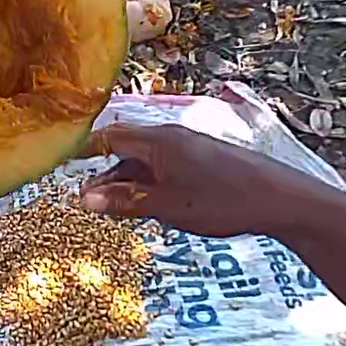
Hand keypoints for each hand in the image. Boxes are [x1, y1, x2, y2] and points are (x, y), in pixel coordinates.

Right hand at [79, 123, 317, 238]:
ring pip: (146, 161)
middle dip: (106, 174)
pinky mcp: (203, 160)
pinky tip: (150, 205)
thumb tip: (83, 200)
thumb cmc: (221, 201)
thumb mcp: (167, 206)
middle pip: (126, 149)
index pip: (110, 136)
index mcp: (158, 140)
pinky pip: (164, 167)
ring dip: (128, 182)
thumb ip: (125, 202)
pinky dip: (149, 184)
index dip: (84, 149)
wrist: (282, 200)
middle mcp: (171, 136)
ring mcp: (189, 147)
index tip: (63, 163)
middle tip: (89, 201)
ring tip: (117, 209)